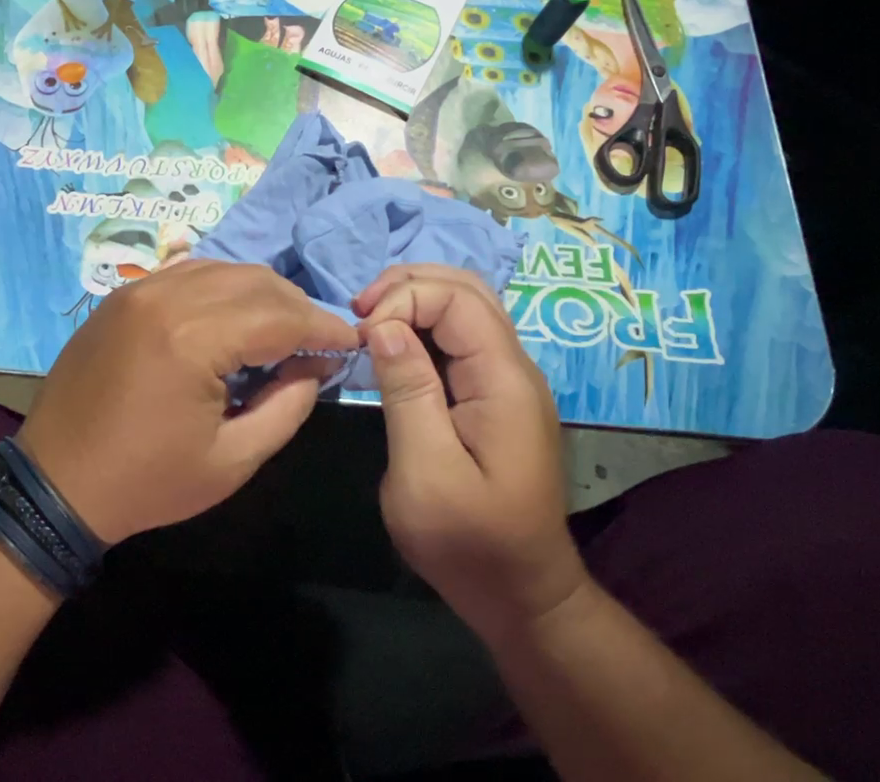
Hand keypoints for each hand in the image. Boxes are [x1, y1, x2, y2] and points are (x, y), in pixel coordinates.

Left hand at [18, 260, 357, 543]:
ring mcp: (137, 291)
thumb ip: (287, 405)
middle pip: (255, 281)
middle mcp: (165, 298)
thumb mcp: (233, 461)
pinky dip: (219, 287)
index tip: (351, 344)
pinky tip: (231, 317)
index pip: (280, 315)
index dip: (323, 329)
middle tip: (317, 343)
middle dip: (296, 308)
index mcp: (193, 338)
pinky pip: (185, 274)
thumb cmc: (147, 482)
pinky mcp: (120, 297)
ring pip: (221, 269)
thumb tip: (314, 365)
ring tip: (280, 331)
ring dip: (260, 294)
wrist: (56, 483)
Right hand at [356, 264, 587, 634]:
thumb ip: (408, 393)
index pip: (458, 299)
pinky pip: (462, 340)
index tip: (360, 334)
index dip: (403, 299)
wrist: (520, 593)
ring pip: (467, 309)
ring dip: (415, 301)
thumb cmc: (469, 541)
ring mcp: (508, 383)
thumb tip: (384, 327)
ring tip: (369, 322)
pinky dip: (423, 327)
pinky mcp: (495, 399)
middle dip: (409, 285)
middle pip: (469, 290)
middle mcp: (515, 369)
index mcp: (504, 381)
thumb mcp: (426, 472)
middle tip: (359, 312)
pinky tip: (392, 345)